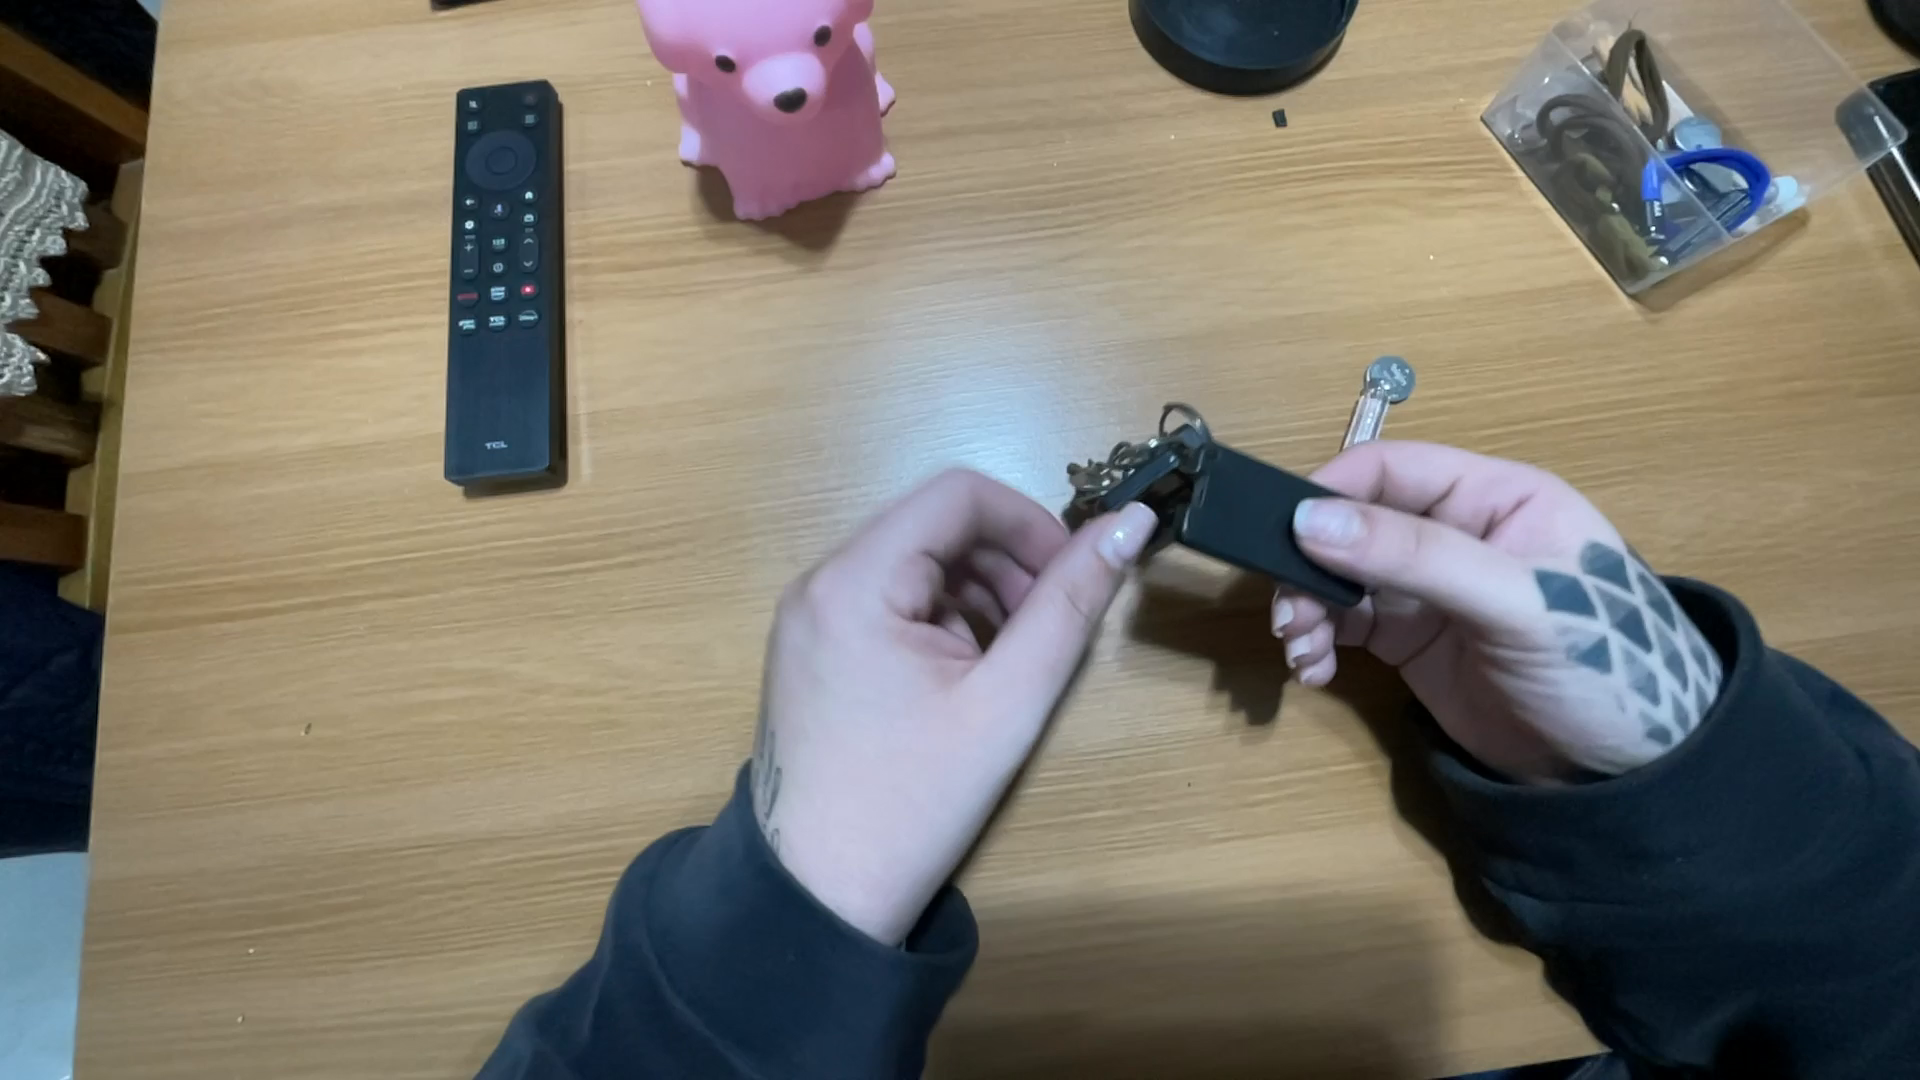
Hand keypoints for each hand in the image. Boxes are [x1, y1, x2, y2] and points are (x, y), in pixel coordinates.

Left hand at [753, 470, 1158, 943]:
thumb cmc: (914, 802)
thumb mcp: (1007, 701)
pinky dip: (942, 618)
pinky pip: (890, 600)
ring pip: (916, 563)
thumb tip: (1131, 524)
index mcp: (854, 579)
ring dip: (978, 593)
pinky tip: (962, 673)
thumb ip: (1070, 604)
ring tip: (1006, 661)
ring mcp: (810, 613)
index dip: (1029, 522)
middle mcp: (821, 580)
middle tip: (1045, 628)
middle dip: (1005, 564)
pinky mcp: (814, 644)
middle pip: (935, 527)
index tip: (1071, 576)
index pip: (958, 494)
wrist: (818, 898)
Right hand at [1272, 442, 1723, 782]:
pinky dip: (1314, 643)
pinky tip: (1313, 670)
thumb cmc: (1603, 668)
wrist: (1629, 782)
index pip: (1388, 470)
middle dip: (1307, 568)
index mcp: (1490, 498)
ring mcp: (1421, 588)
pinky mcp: (1402, 636)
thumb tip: (1307, 521)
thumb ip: (1414, 556)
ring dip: (1303, 609)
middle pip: (1346, 526)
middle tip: (1288, 615)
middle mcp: (1448, 533)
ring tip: (1300, 651)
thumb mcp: (1515, 603)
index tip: (1284, 537)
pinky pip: (1337, 624)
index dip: (1328, 494)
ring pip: (1332, 576)